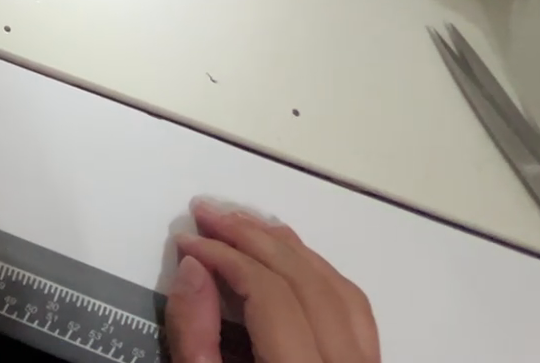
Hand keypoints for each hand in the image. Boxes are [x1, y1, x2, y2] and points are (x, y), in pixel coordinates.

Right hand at [165, 199, 379, 362]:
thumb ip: (194, 330)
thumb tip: (194, 263)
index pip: (272, 296)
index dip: (225, 256)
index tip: (184, 239)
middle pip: (310, 285)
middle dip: (252, 237)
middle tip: (205, 210)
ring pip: (342, 293)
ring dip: (287, 246)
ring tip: (241, 221)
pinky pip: (355, 311)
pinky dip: (315, 271)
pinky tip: (282, 253)